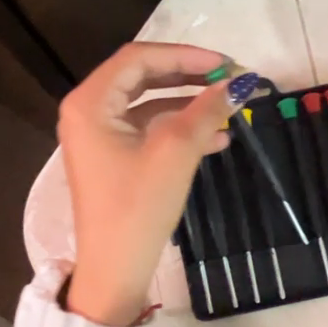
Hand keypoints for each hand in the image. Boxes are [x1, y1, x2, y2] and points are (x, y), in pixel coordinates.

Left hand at [59, 43, 232, 325]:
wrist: (114, 270)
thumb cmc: (138, 207)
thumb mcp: (176, 152)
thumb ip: (206, 110)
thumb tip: (240, 83)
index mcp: (90, 102)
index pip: (140, 58)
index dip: (186, 56)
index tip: (226, 65)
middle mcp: (87, 111)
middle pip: (143, 77)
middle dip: (189, 77)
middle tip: (229, 80)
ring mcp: (98, 136)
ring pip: (148, 104)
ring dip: (188, 104)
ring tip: (229, 110)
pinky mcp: (112, 158)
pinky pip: (147, 130)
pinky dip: (179, 129)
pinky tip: (216, 139)